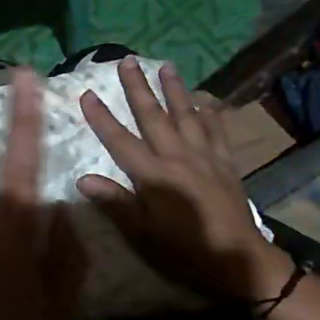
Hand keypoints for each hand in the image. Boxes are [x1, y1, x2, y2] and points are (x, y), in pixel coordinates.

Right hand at [77, 58, 292, 303]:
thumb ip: (115, 202)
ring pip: (187, 115)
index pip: (120, 140)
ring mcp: (205, 157)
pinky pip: (217, 130)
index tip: (88, 93)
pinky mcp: (225, 163)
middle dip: (138, 88)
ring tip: (166, 66)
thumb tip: (82, 178)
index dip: (102, 117)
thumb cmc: (183, 248)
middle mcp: (178, 157)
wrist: (237, 258)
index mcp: (153, 175)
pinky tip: (206, 100)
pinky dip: (211, 113)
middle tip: (127, 61)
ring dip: (175, 90)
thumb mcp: (143, 232)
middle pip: (154, 116)